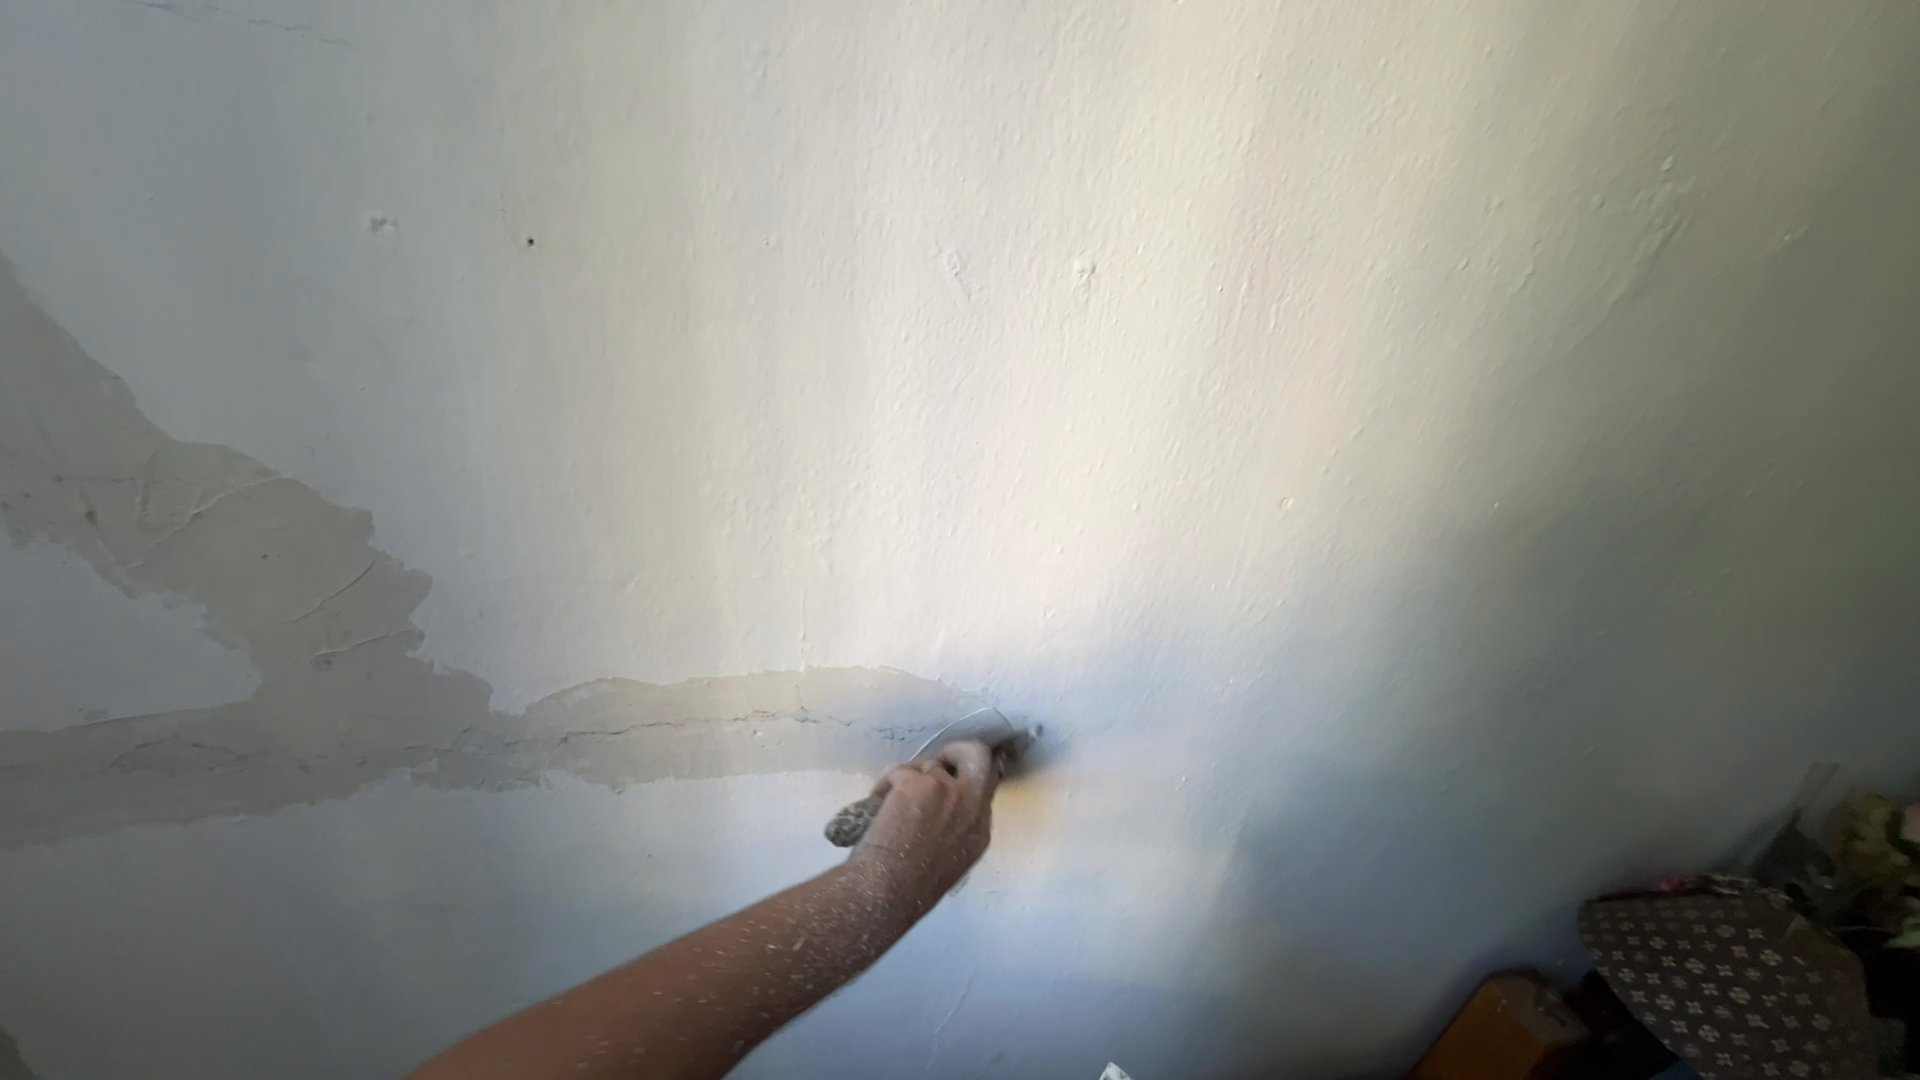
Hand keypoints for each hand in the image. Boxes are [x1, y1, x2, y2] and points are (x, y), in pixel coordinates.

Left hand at [848, 740, 1001, 911]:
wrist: (885, 891)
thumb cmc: (911, 887)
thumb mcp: (952, 858)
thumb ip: (957, 827)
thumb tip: (942, 805)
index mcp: (980, 830)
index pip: (988, 785)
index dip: (970, 775)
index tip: (955, 773)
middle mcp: (971, 805)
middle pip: (978, 755)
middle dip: (959, 751)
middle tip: (940, 759)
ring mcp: (946, 790)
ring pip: (929, 764)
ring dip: (911, 777)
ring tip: (892, 803)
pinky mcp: (918, 782)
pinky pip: (900, 771)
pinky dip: (886, 785)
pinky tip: (876, 806)